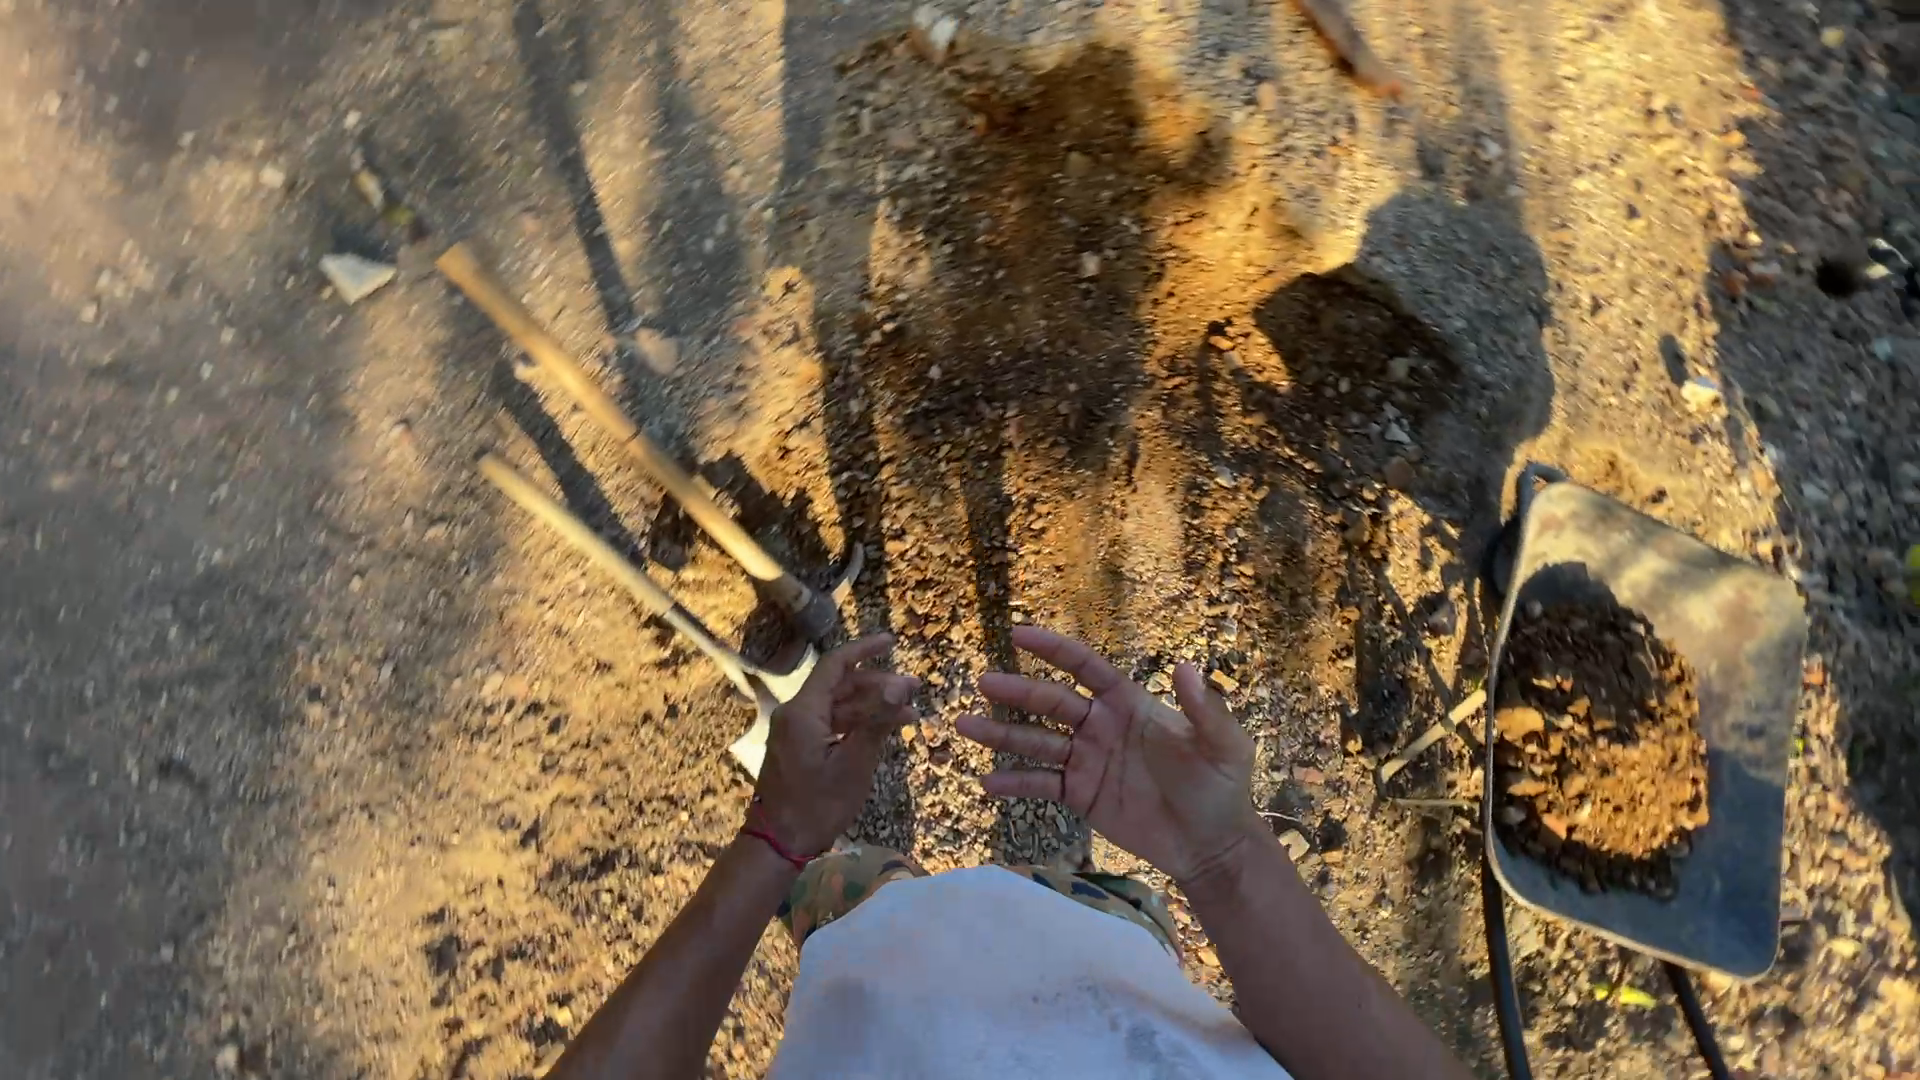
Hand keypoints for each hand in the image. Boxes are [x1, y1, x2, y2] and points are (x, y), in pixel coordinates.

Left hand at [749, 634, 918, 857]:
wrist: (778, 845)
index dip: (865, 649)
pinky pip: (832, 723)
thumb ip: (877, 720)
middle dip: (879, 684)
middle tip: (915, 689)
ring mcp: (796, 730)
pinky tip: (885, 729)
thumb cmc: (817, 805)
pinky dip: (858, 723)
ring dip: (873, 706)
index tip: (892, 642)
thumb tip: (901, 684)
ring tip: (910, 713)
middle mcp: (796, 713)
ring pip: (839, 705)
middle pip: (841, 685)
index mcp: (803, 710)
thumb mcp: (854, 763)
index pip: (836, 664)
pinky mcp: (800, 746)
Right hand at [955, 626, 1263, 884]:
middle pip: (1050, 702)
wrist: (1211, 847)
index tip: (1017, 633)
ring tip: (965, 727)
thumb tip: (1185, 665)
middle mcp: (1099, 726)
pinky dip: (1014, 784)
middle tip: (984, 683)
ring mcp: (1086, 761)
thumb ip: (1203, 709)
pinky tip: (987, 783)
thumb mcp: (1222, 746)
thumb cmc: (1219, 787)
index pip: (1085, 668)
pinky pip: (1041, 785)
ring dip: (1002, 734)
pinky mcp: (1079, 795)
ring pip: (1036, 742)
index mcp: (1126, 704)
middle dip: (1017, 691)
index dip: (1053, 649)